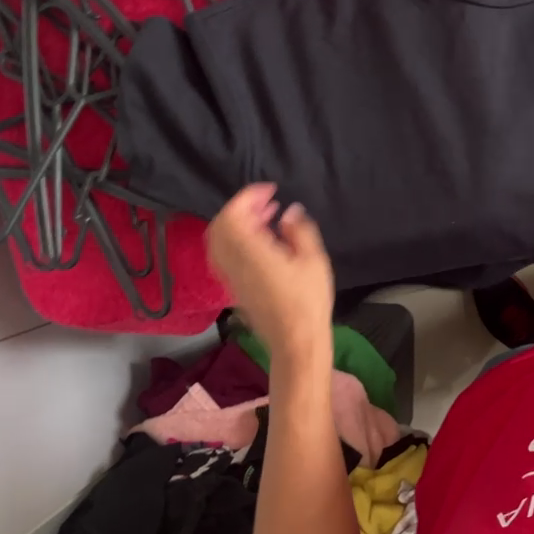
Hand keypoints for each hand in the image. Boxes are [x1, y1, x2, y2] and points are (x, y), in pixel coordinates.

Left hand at [206, 184, 334, 364]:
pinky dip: (236, 240)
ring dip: (237, 224)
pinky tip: (261, 243)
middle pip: (221, 226)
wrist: (295, 341)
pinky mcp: (235, 287)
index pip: (234, 215)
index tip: (270, 191)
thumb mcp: (314, 261)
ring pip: (219, 241)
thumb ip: (299, 231)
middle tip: (268, 203)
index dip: (247, 197)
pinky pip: (224, 255)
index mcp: (252, 252)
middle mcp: (234, 262)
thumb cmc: (309, 301)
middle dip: (241, 208)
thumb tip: (289, 212)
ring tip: (265, 220)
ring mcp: (231, 277)